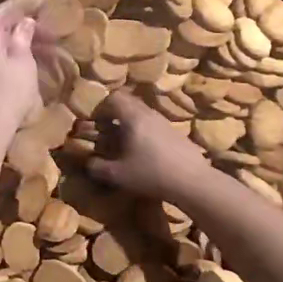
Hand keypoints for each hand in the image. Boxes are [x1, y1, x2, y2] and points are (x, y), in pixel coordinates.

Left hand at [0, 2, 41, 150]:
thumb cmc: (8, 93)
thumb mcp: (23, 63)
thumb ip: (22, 38)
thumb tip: (24, 22)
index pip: (1, 11)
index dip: (20, 5)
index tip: (39, 2)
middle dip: (18, 24)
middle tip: (43, 26)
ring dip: (12, 39)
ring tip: (37, 42)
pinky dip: (4, 52)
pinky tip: (18, 58)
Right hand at [83, 91, 218, 202]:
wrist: (194, 183)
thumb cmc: (151, 174)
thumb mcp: (116, 174)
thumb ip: (96, 166)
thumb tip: (88, 161)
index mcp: (133, 118)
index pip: (114, 97)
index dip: (101, 105)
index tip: (93, 119)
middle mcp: (150, 115)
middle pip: (129, 103)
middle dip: (114, 112)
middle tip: (104, 128)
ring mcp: (165, 123)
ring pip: (143, 113)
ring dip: (130, 121)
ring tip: (122, 140)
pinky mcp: (176, 134)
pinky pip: (154, 124)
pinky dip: (143, 130)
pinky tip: (143, 150)